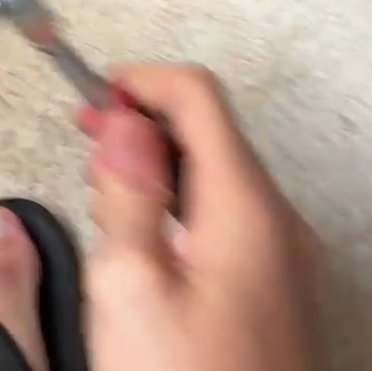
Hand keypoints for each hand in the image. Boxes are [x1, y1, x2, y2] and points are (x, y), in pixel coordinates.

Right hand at [81, 65, 322, 370]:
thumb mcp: (130, 286)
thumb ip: (127, 190)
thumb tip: (127, 122)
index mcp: (247, 211)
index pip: (197, 96)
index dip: (139, 83)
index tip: (95, 100)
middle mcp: (278, 224)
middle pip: (207, 129)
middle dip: (141, 121)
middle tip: (88, 136)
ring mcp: (282, 257)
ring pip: (213, 169)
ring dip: (154, 160)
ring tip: (104, 186)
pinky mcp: (273, 287)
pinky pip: (223, 211)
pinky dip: (176, 197)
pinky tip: (140, 227)